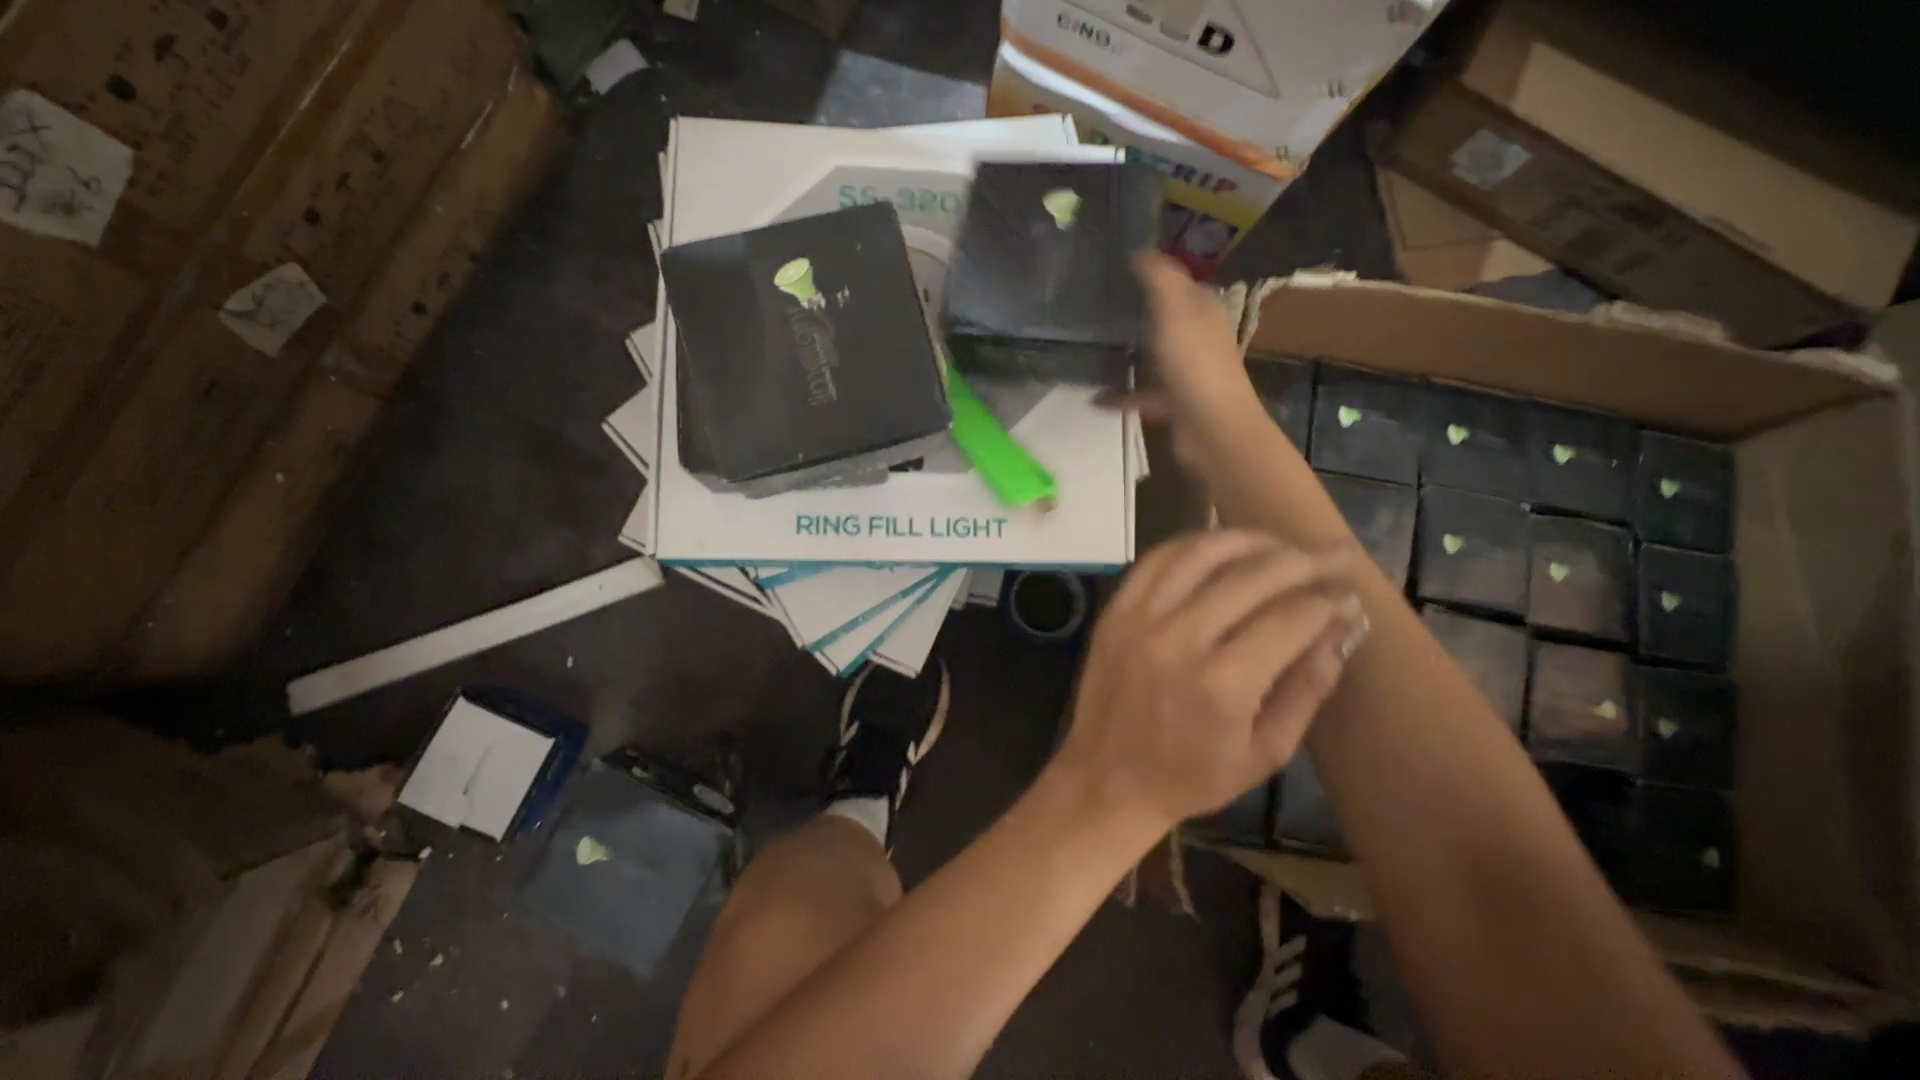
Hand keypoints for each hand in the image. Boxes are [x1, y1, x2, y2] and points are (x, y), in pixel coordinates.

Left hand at [1054, 530, 1367, 828]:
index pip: (1292, 618)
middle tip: (1336, 554)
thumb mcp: (1266, 753)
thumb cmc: (1191, 777)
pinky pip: (1160, 559)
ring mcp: (1141, 619)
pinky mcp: (1117, 611)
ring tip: (1285, 545)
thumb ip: (1307, 689)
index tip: (1352, 595)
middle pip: (1254, 575)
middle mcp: (1181, 638)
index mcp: (1223, 683)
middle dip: (1305, 561)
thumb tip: (1340, 632)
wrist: (1106, 780)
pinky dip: (1196, 544)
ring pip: (1205, 554)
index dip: (1330, 601)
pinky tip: (1225, 546)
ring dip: (1253, 540)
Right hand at [1102, 251, 1262, 465]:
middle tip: (1097, 305)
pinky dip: (1120, 395)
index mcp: (1202, 309)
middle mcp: (1199, 336)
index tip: (1115, 267)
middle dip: (1137, 311)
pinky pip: (1143, 394)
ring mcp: (1188, 371)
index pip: (1178, 281)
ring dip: (1129, 353)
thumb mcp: (1174, 309)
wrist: (1212, 428)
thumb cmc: (1194, 363)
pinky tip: (1093, 398)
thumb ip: (1158, 277)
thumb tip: (1140, 250)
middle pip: (1166, 317)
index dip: (1153, 272)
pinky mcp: (1175, 403)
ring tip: (1092, 348)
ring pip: (1154, 355)